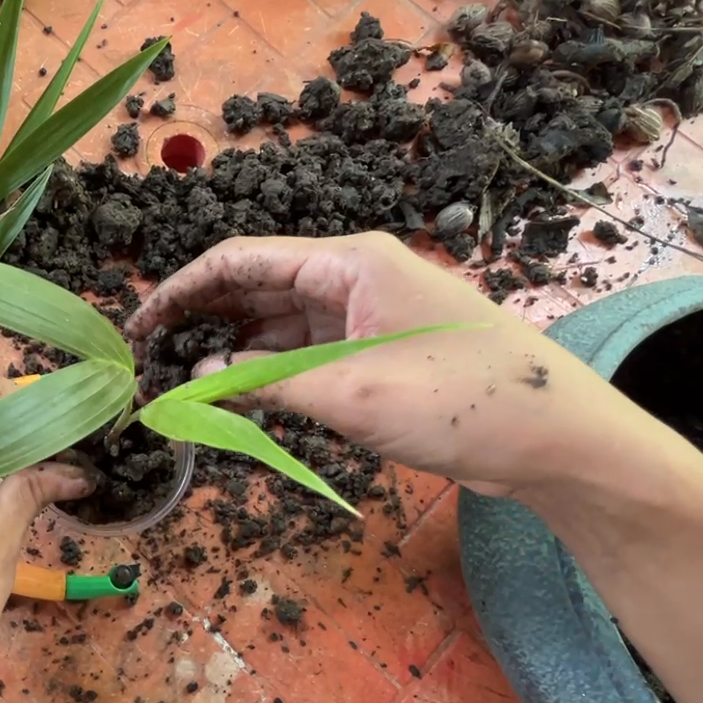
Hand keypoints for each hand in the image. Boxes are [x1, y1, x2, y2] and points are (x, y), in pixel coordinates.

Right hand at [125, 233, 640, 497]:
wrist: (562, 442)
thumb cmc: (465, 401)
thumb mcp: (352, 393)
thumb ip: (264, 383)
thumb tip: (196, 382)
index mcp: (349, 262)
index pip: (242, 260)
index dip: (182, 289)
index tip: (140, 325)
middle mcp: (352, 277)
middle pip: (254, 286)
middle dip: (200, 316)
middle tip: (150, 353)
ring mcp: (364, 315)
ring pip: (276, 323)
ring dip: (231, 349)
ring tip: (184, 379)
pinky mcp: (373, 350)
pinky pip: (303, 352)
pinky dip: (267, 370)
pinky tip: (237, 392)